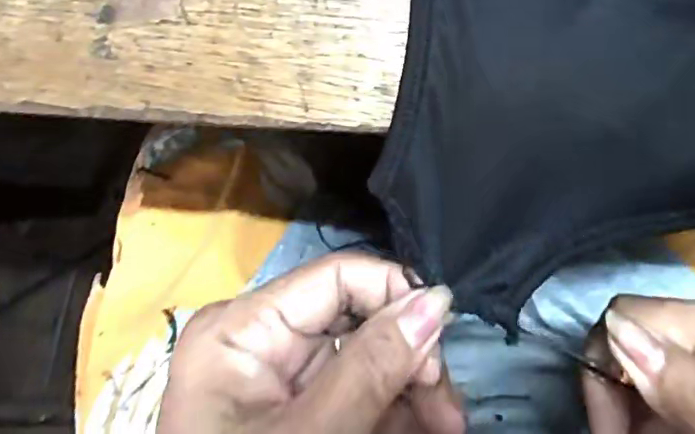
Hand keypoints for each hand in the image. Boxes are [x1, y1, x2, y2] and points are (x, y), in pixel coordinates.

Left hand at [158, 252, 465, 433]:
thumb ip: (374, 365)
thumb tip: (438, 297)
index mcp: (243, 329)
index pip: (339, 276)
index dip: (397, 295)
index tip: (443, 338)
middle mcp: (262, 343)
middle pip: (360, 318)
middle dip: (412, 356)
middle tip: (451, 407)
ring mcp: (280, 384)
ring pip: (368, 359)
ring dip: (413, 389)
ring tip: (450, 425)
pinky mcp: (300, 418)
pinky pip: (359, 396)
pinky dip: (395, 413)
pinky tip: (427, 427)